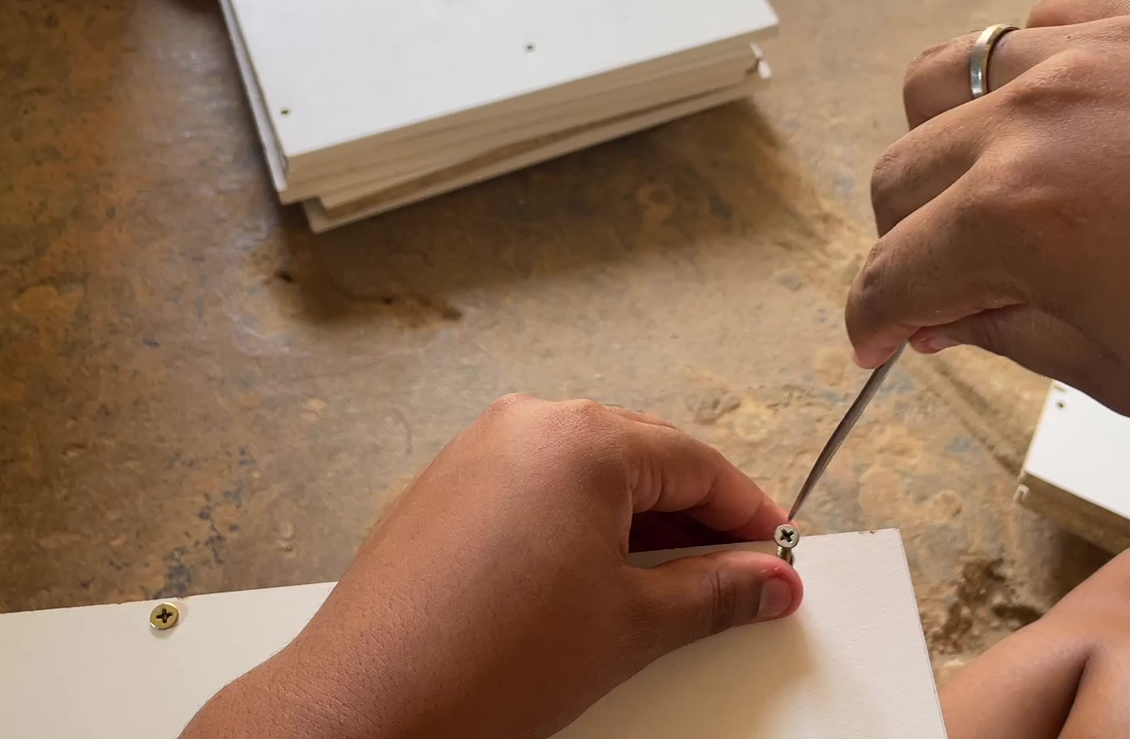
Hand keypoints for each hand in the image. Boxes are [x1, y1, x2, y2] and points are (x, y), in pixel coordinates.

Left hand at [181, 396, 800, 738]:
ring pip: (592, 469)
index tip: (772, 547)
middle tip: (730, 569)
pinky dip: (581, 516)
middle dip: (693, 515)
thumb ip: (715, 591)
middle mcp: (534, 419)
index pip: (695, 463)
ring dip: (638, 517)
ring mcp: (487, 442)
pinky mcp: (454, 475)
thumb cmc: (491, 664)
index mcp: (585, 437)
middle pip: (644, 459)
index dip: (743, 509)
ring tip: (665, 579)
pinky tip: (593, 568)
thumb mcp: (629, 624)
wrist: (357, 713)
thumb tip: (768, 581)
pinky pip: (542, 480)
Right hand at [849, 0, 1129, 454]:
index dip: (869, 318)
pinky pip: (1030, 31)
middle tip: (944, 280)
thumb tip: (934, 313)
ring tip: (988, 186)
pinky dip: (1014, 84)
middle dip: (900, 241)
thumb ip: (996, 330)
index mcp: (1019, 217)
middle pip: (897, 174)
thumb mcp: (1115, 373)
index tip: (871, 342)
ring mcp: (1088, 52)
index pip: (892, 272)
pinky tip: (1057, 123)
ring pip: (938, 81)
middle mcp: (1030, 117)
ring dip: (939, 149)